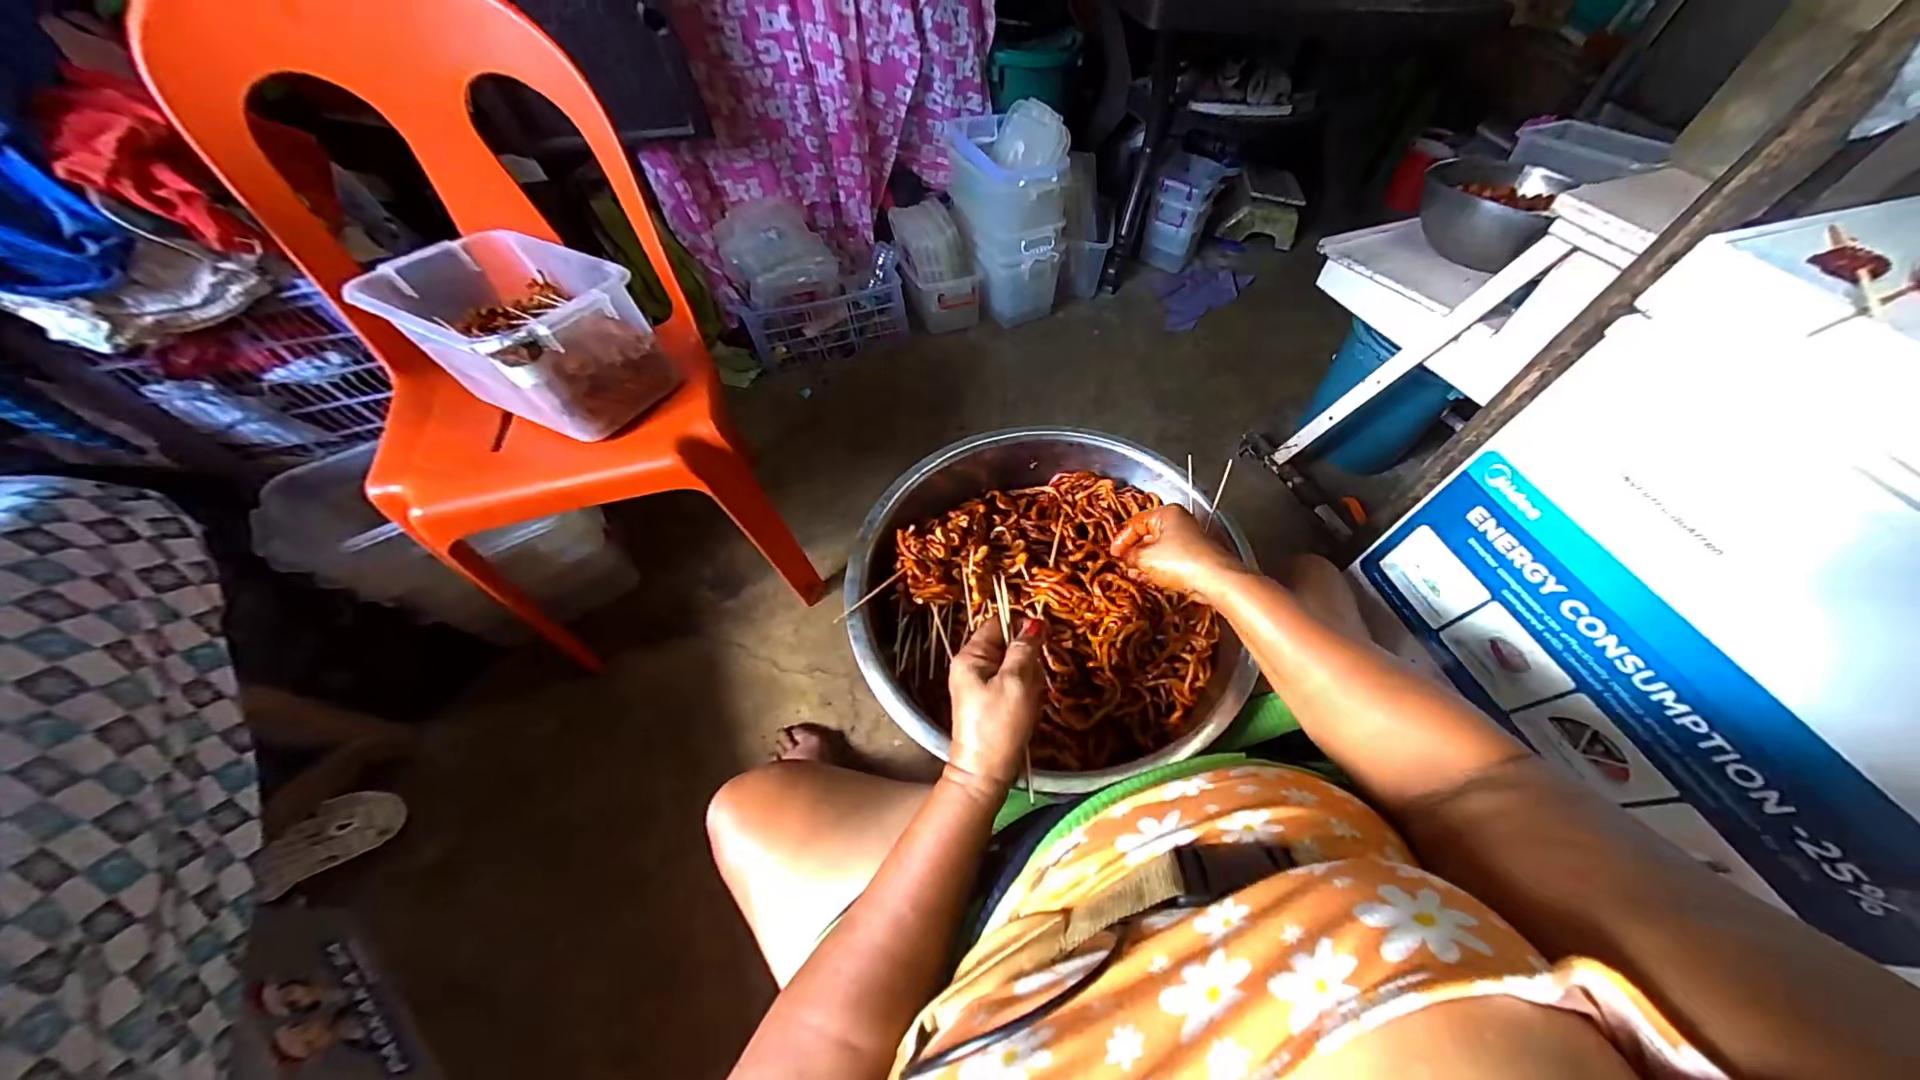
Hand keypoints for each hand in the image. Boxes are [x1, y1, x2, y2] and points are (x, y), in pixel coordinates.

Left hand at [945, 616, 1043, 797]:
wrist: (985, 773)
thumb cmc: (999, 725)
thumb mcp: (1016, 682)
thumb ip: (1025, 649)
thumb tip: (1034, 621)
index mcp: (970, 656)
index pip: (997, 624)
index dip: (1020, 625)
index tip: (1044, 635)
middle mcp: (970, 667)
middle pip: (1007, 645)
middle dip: (1027, 659)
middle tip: (1033, 680)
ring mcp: (979, 685)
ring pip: (1014, 666)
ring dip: (1029, 678)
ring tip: (1030, 698)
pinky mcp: (989, 703)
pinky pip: (1013, 686)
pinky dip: (1025, 693)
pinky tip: (1028, 708)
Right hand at [1110, 504, 1245, 600]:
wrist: (1215, 579)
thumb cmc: (1181, 561)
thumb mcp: (1144, 558)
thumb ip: (1130, 556)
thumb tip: (1125, 558)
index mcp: (1167, 513)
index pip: (1136, 522)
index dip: (1122, 539)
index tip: (1113, 553)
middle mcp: (1179, 522)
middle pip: (1148, 535)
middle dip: (1133, 551)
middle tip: (1122, 563)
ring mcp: (1189, 539)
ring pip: (1159, 548)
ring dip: (1144, 561)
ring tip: (1133, 573)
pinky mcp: (1195, 557)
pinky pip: (1170, 560)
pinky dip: (1157, 568)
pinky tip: (1148, 578)